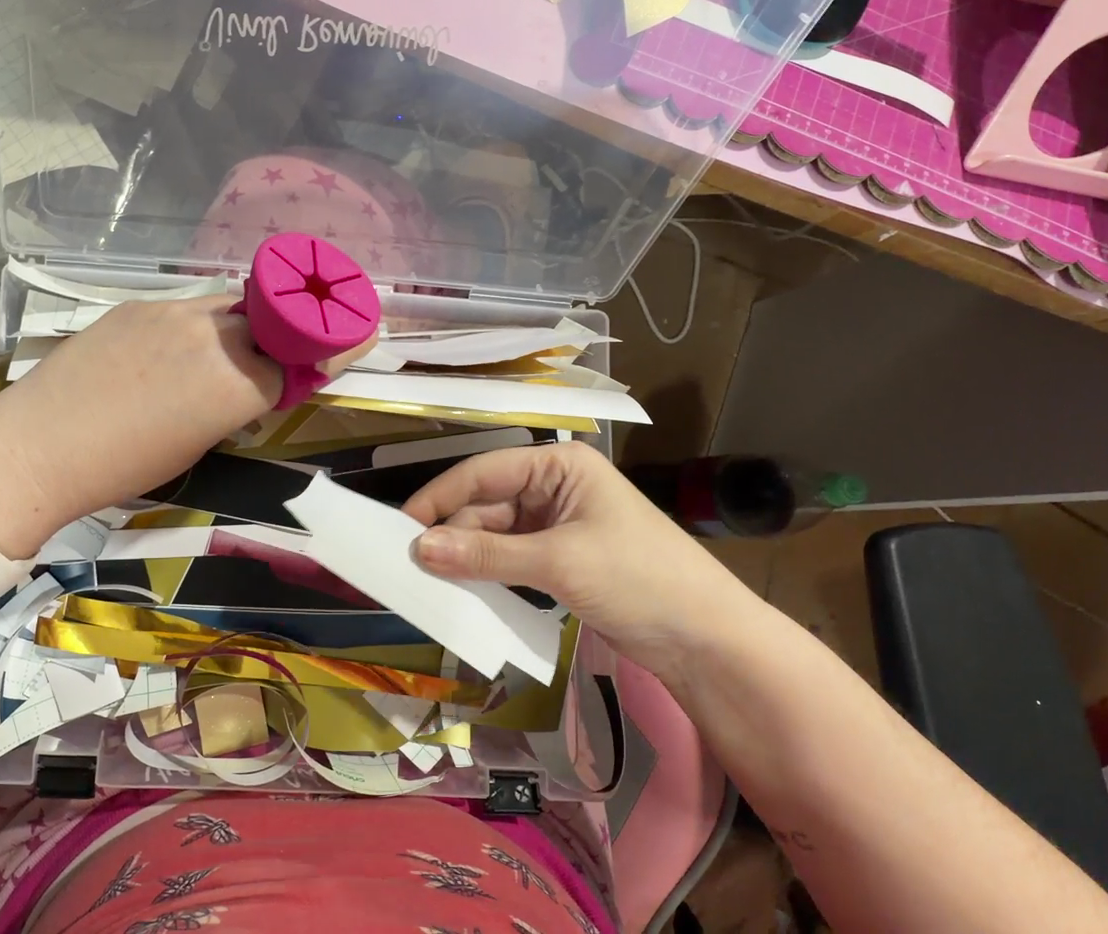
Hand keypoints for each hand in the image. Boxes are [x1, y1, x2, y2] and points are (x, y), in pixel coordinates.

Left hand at [0, 296, 372, 558]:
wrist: (37, 447)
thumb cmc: (121, 470)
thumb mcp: (195, 447)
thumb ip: (235, 406)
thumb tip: (255, 386)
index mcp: (235, 385)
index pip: (303, 355)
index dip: (337, 342)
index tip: (366, 326)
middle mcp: (212, 337)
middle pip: (273, 317)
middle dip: (294, 324)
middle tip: (303, 330)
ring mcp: (170, 313)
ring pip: (229, 306)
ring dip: (246, 320)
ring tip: (237, 341)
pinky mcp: (135, 305)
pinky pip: (187, 306)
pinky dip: (201, 323)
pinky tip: (180, 346)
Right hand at [403, 441, 750, 681]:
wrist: (708, 641)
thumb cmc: (639, 580)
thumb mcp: (558, 563)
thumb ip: (485, 555)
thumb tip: (417, 548)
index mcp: (559, 467)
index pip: (483, 473)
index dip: (439, 498)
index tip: (399, 528)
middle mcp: (553, 488)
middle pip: (483, 505)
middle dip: (451, 535)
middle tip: (411, 567)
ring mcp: (556, 526)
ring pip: (492, 535)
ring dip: (465, 558)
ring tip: (430, 583)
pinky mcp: (558, 561)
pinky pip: (507, 560)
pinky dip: (486, 575)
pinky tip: (463, 592)